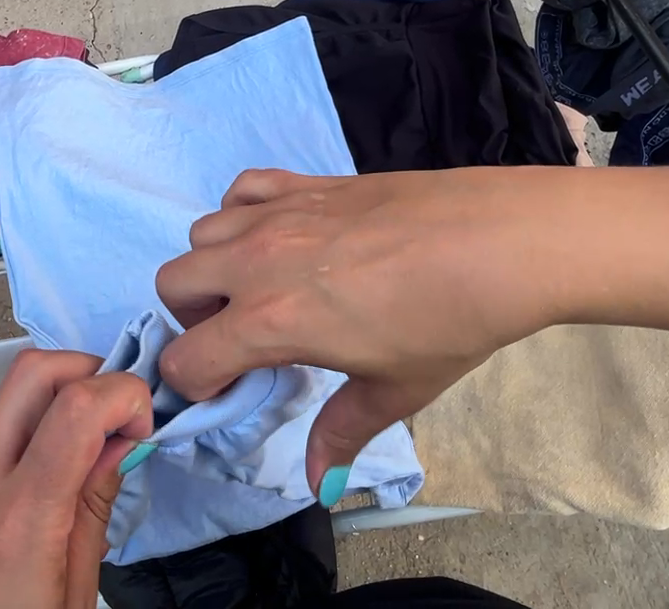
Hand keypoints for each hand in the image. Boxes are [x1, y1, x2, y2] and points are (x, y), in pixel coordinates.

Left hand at [0, 350, 152, 608]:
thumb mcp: (78, 595)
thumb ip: (94, 505)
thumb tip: (121, 436)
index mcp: (21, 518)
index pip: (75, 407)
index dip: (124, 394)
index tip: (144, 427)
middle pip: (30, 372)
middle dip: (87, 369)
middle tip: (118, 410)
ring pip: (10, 400)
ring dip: (60, 397)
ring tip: (94, 442)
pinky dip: (35, 434)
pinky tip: (56, 480)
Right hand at [155, 168, 571, 499]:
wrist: (496, 241)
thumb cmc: (447, 322)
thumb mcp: (394, 390)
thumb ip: (342, 433)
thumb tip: (322, 487)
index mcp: (270, 320)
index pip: (185, 357)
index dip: (197, 384)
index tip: (232, 390)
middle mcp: (256, 261)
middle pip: (172, 283)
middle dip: (193, 319)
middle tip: (243, 337)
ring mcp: (277, 214)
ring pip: (200, 234)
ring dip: (214, 265)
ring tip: (262, 285)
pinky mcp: (303, 182)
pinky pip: (241, 189)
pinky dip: (241, 212)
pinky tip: (278, 233)